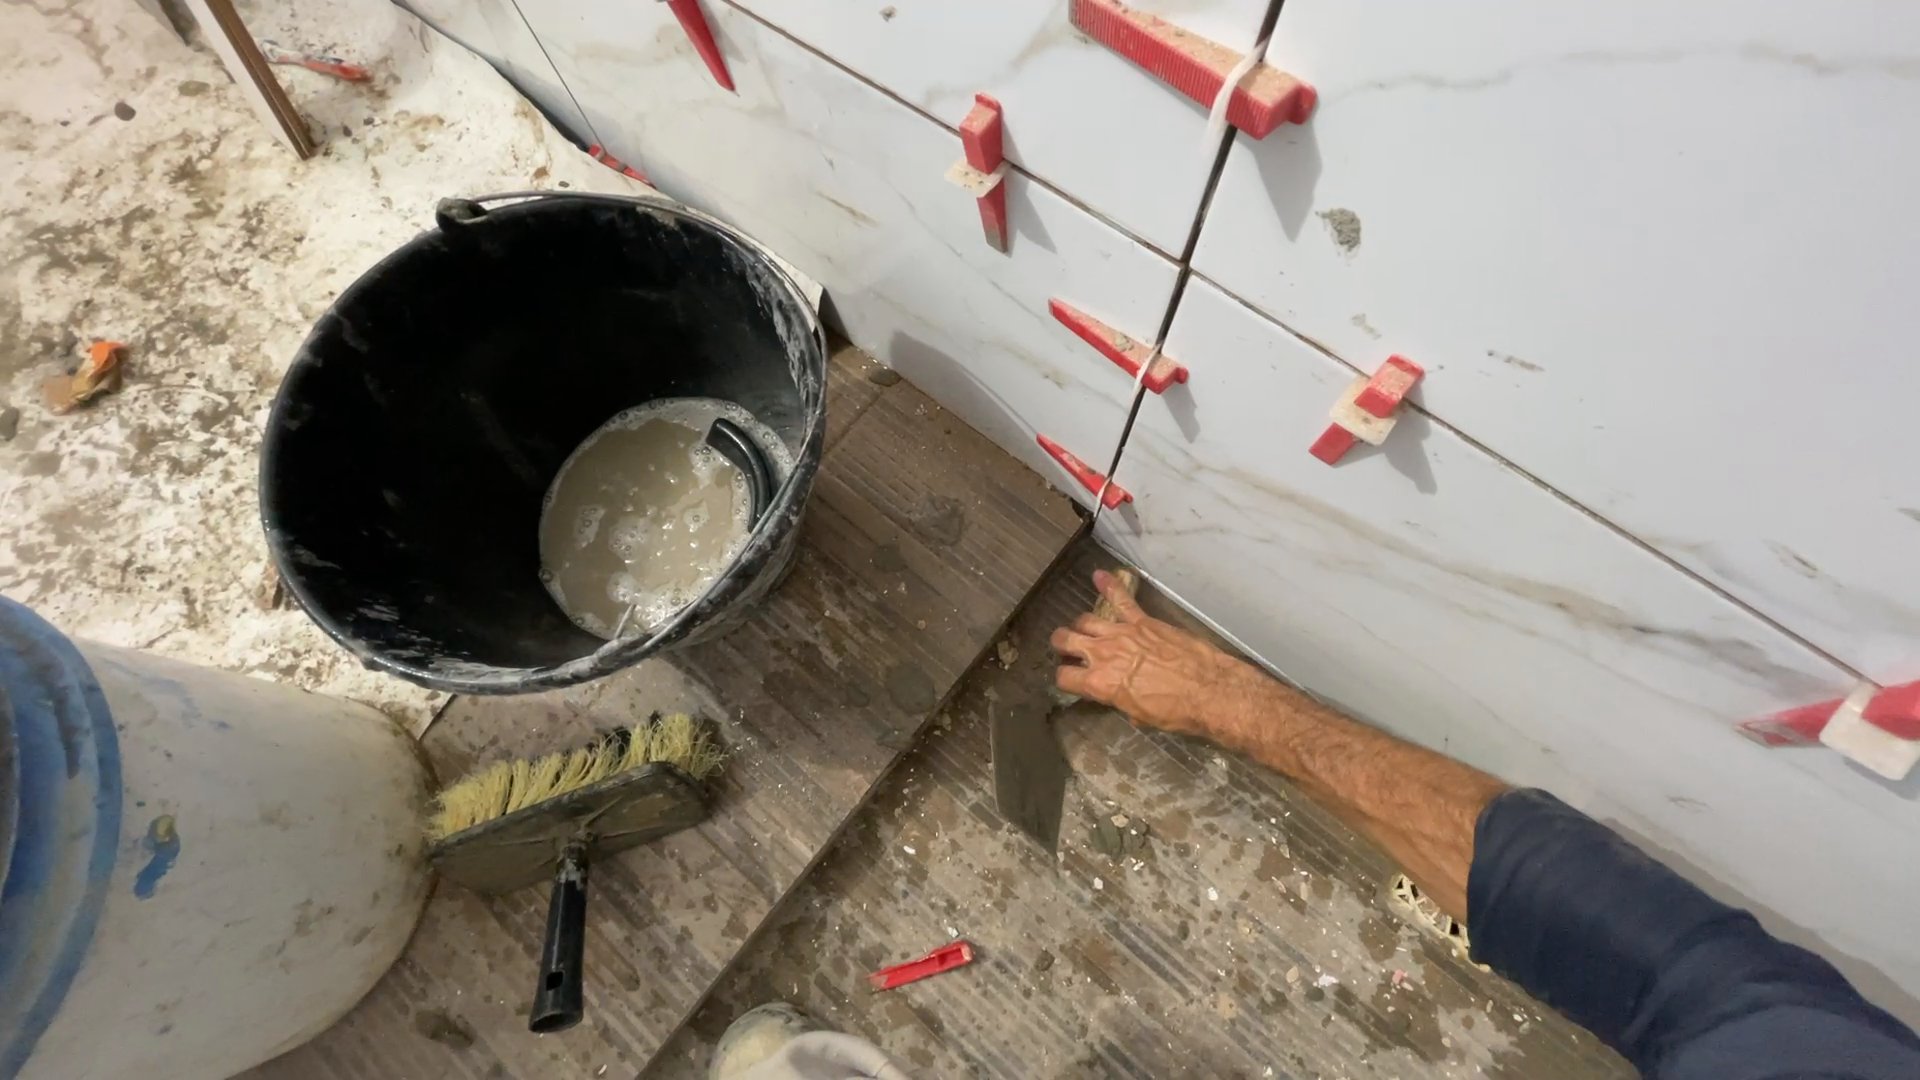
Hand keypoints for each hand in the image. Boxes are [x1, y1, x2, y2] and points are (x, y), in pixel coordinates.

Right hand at [1050, 569, 1244, 736]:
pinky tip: (1099, 575)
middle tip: (1065, 648)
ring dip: (1080, 626)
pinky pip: (1122, 599)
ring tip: (1081, 628)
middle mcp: (1102, 654)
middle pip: (1066, 640)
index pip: (1064, 677)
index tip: (1070, 680)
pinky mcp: (1142, 621)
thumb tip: (1120, 697)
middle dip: (1061, 645)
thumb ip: (1121, 701)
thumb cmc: (1175, 712)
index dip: (1064, 679)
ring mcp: (1121, 632)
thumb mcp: (1140, 716)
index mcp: (1099, 683)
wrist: (1209, 691)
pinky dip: (1109, 585)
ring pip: (1085, 620)